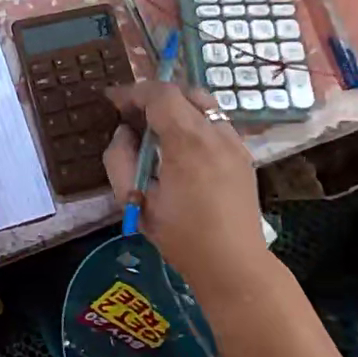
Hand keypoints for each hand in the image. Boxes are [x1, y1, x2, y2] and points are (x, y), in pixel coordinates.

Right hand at [103, 81, 270, 288]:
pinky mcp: (244, 155)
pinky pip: (216, 122)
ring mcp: (235, 143)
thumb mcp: (135, 200)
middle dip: (154, 96)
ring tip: (157, 128)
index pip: (160, 95)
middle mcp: (216, 133)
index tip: (113, 101)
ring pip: (204, 103)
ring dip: (177, 106)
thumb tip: (123, 132)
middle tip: (133, 114)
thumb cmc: (180, 235)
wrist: (234, 265)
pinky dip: (194, 121)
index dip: (133, 92)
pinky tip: (181, 147)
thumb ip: (119, 158)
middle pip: (184, 91)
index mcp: (188, 142)